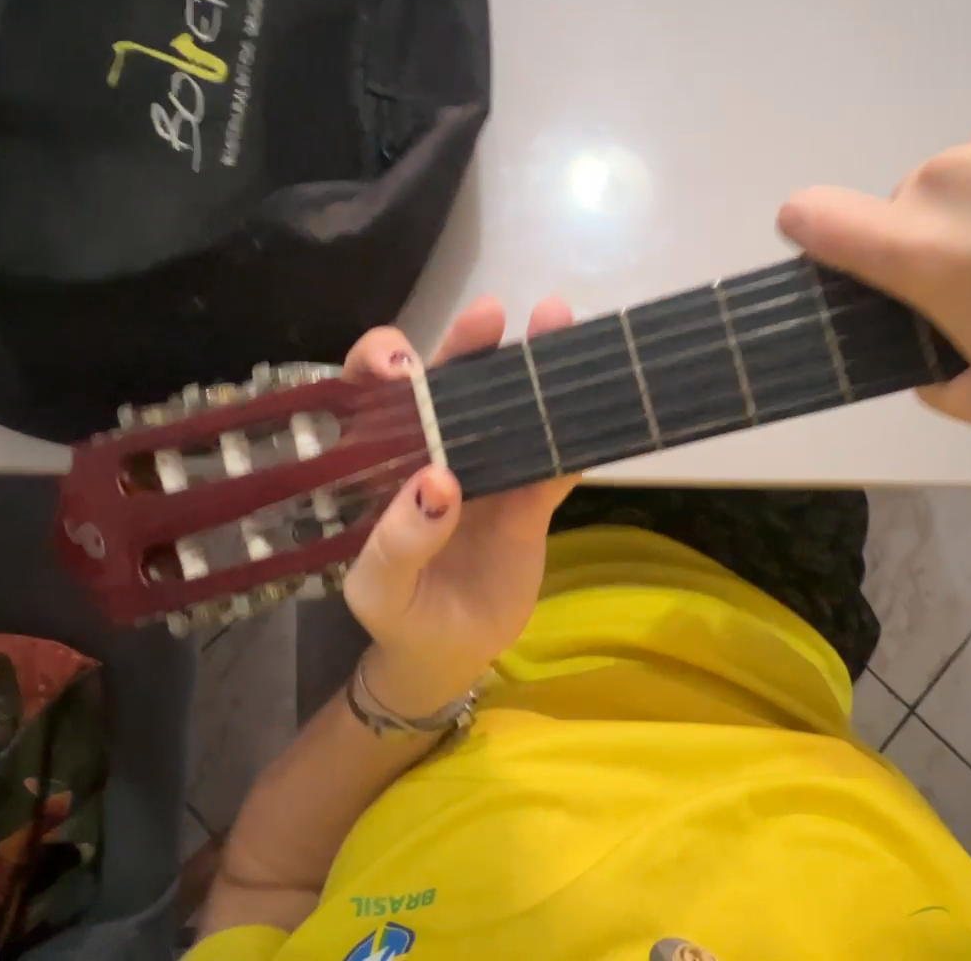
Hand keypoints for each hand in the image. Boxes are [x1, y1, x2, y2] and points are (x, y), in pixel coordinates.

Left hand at [335, 297, 578, 716]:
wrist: (453, 655)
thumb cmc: (400, 617)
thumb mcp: (380, 591)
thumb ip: (397, 543)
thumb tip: (440, 482)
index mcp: (385, 465)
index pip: (374, 396)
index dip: (383, 365)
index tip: (403, 363)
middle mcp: (437, 453)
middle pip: (449, 386)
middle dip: (466, 345)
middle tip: (491, 315)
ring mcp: (490, 473)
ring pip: (510, 409)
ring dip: (532, 367)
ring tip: (556, 320)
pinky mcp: (533, 499)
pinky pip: (558, 462)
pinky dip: (576, 434)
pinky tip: (596, 397)